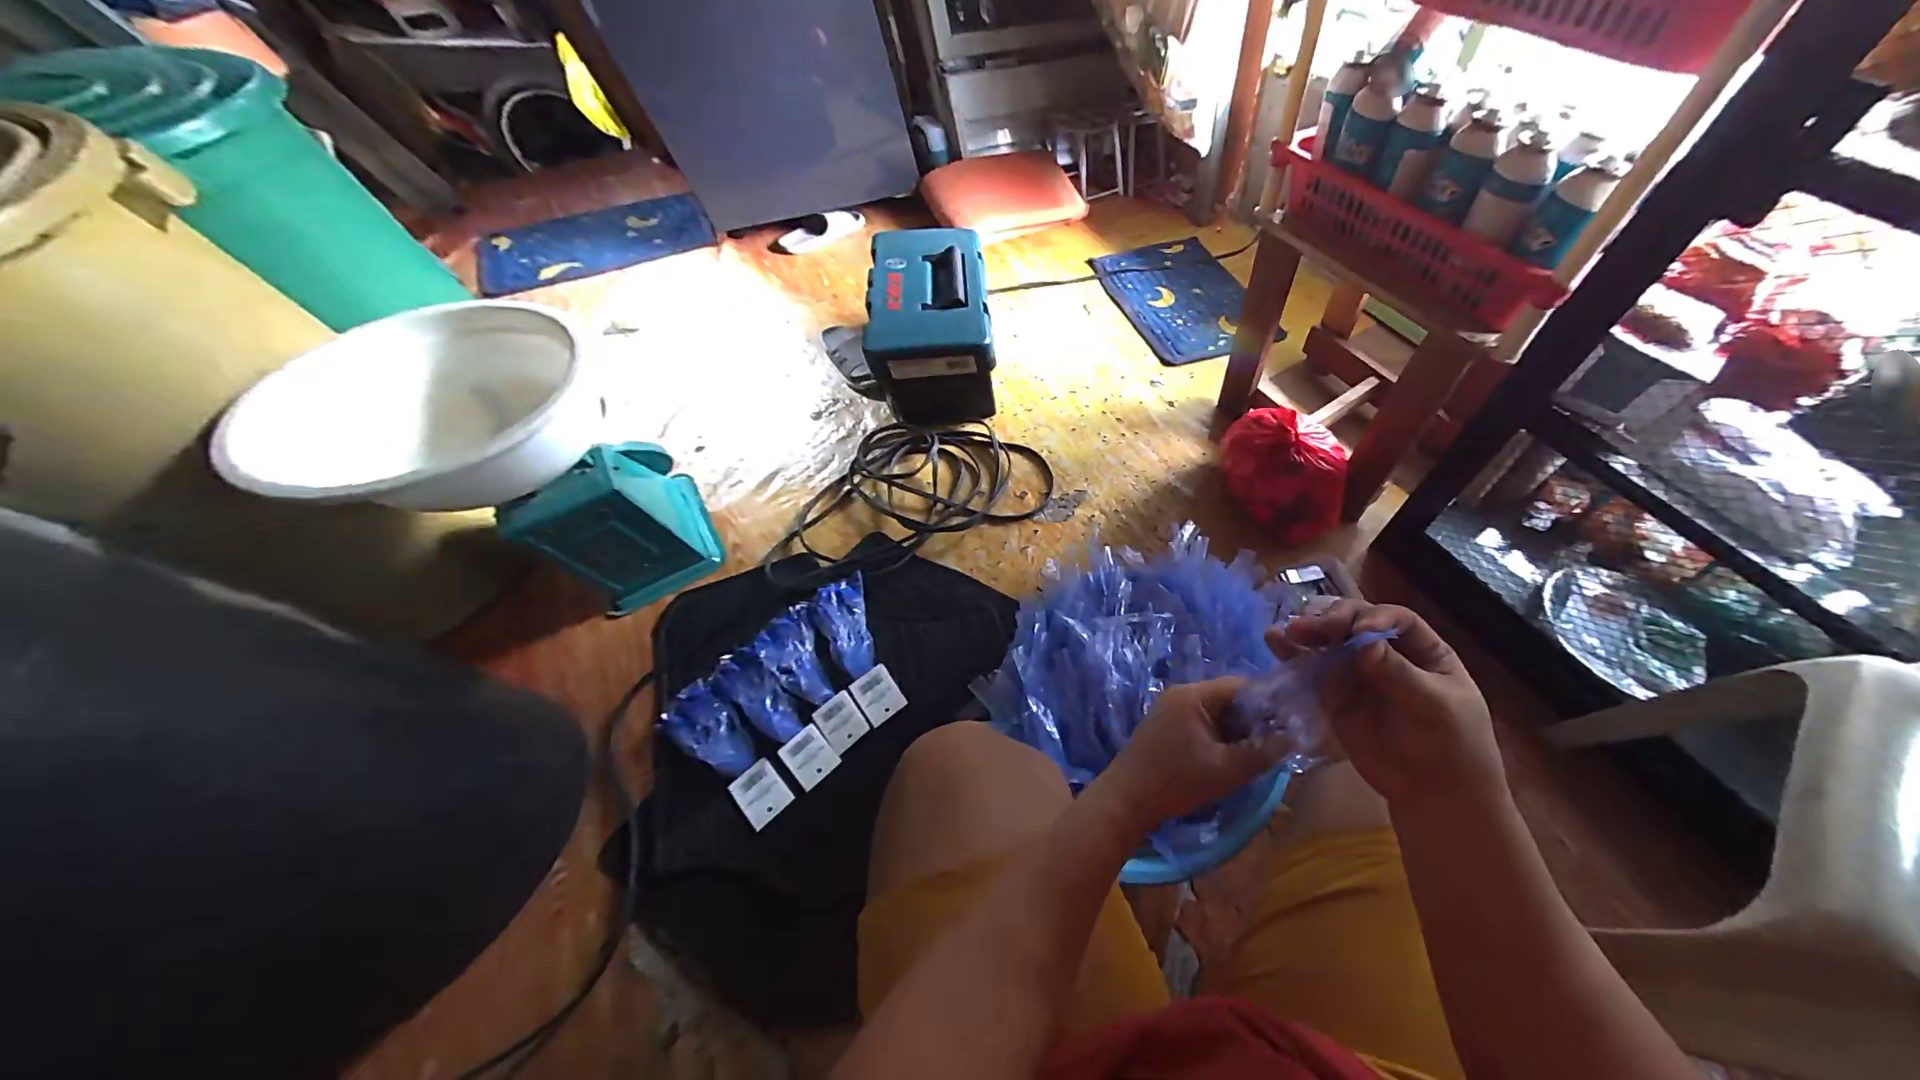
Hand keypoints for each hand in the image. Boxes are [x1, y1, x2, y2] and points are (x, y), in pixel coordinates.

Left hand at [1094, 678, 1286, 832]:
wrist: (1126, 800)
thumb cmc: (1176, 781)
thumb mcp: (1227, 770)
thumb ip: (1263, 751)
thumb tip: (1295, 736)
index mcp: (1192, 695)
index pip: (1241, 686)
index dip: (1269, 704)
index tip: (1289, 727)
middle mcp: (1179, 694)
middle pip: (1228, 698)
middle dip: (1252, 720)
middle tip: (1274, 746)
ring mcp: (1169, 708)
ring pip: (1215, 712)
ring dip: (1235, 731)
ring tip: (1254, 754)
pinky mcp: (1165, 725)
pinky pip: (1200, 722)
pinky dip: (1217, 736)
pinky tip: (1227, 758)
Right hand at [1269, 600, 1504, 811]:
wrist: (1432, 792)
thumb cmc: (1450, 744)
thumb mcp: (1435, 706)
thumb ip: (1399, 672)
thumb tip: (1364, 642)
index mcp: (1422, 649)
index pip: (1394, 619)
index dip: (1374, 618)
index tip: (1357, 632)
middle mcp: (1385, 652)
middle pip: (1355, 621)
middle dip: (1333, 618)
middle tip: (1314, 626)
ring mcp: (1355, 671)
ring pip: (1328, 639)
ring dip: (1307, 629)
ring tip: (1287, 629)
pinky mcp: (1332, 691)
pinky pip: (1310, 665)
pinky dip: (1292, 652)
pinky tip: (1274, 639)